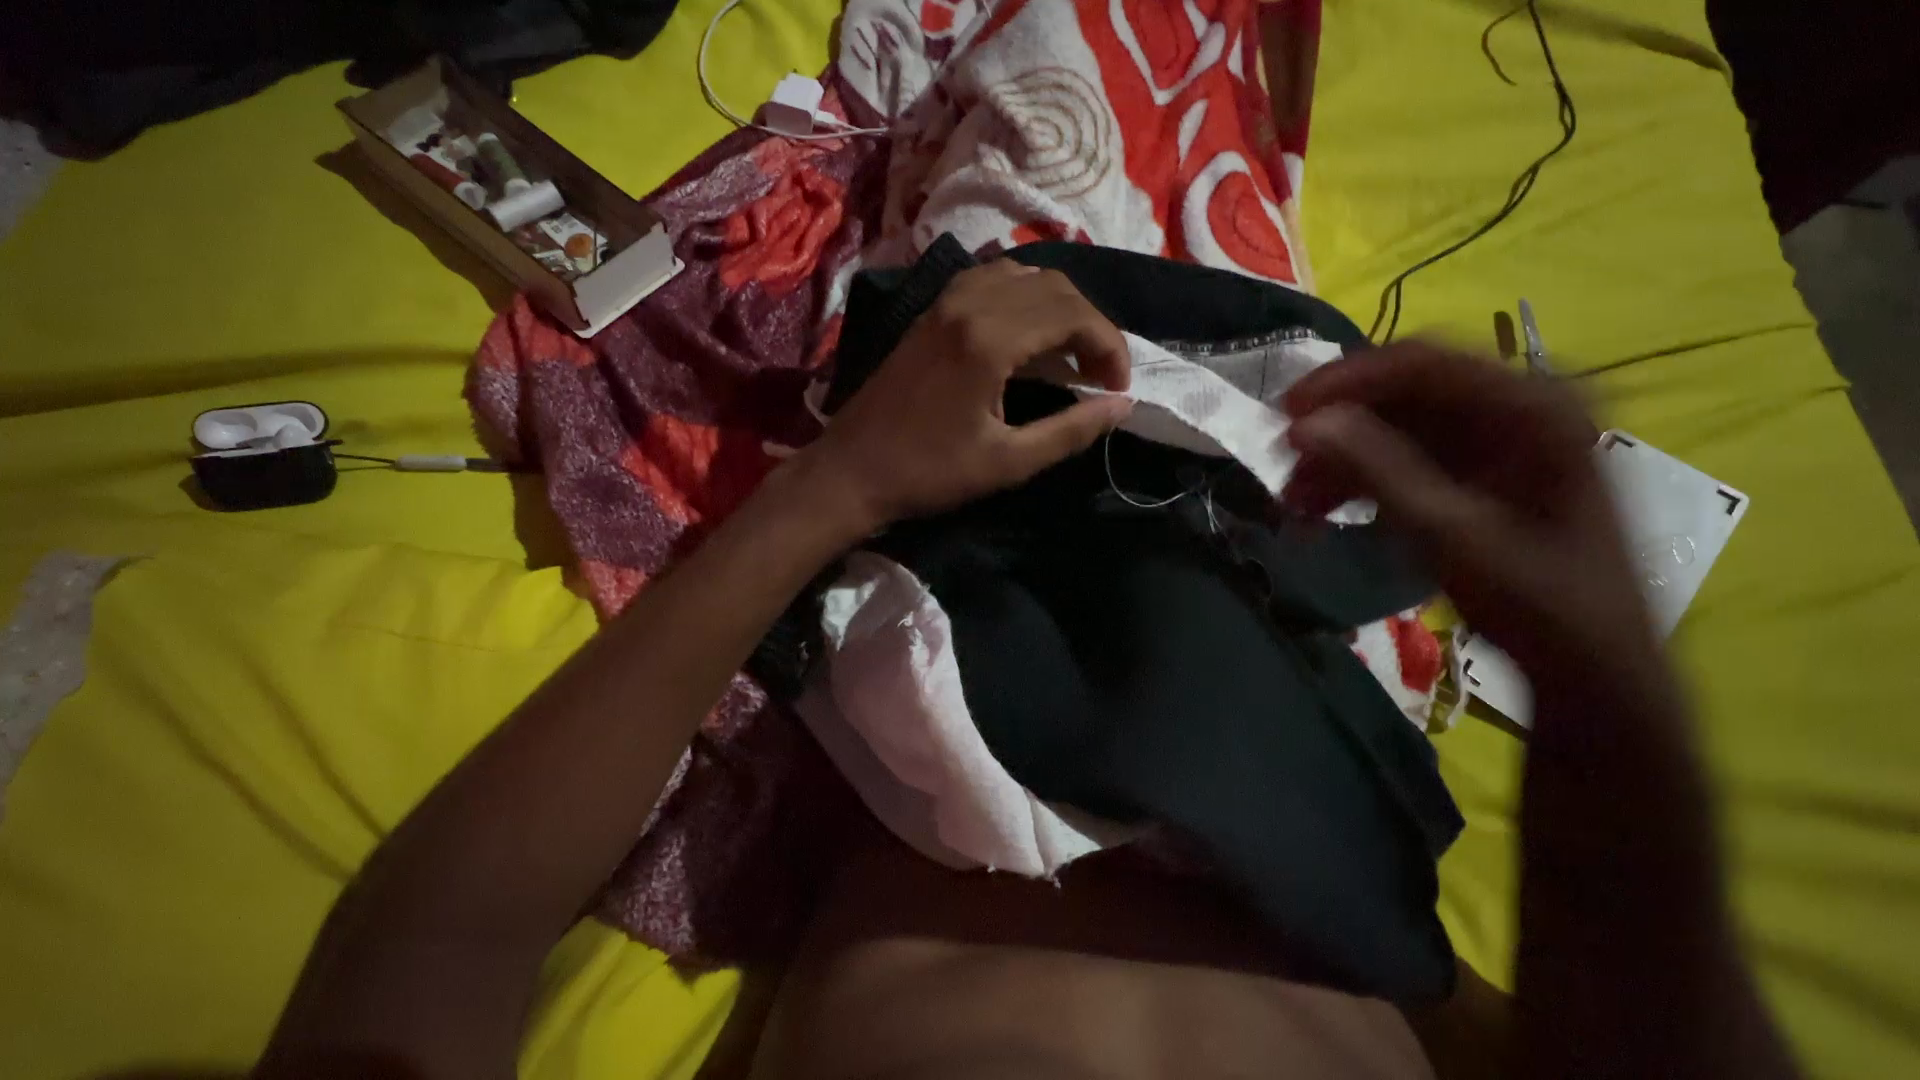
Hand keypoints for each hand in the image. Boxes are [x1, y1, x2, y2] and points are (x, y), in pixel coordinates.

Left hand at [800, 259, 1133, 529]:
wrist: (851, 471)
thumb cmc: (929, 474)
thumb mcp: (1008, 462)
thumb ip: (1070, 431)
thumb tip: (1122, 406)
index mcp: (989, 339)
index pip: (1074, 315)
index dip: (1109, 346)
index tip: (1118, 387)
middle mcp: (969, 304)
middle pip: (1055, 287)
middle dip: (1091, 326)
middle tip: (1100, 375)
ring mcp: (945, 301)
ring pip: (1024, 275)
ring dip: (1059, 306)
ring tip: (1069, 354)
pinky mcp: (931, 310)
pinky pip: (990, 279)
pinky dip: (1024, 296)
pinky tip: (1028, 334)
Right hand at [1280, 342, 1659, 683]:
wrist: (1593, 666)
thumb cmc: (1543, 602)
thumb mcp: (1455, 536)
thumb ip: (1379, 472)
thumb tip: (1304, 425)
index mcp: (1533, 404)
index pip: (1423, 363)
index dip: (1347, 381)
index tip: (1285, 414)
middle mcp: (1515, 407)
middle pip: (1404, 394)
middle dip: (1337, 428)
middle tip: (1284, 465)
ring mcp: (1495, 440)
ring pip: (1394, 427)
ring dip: (1340, 459)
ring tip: (1294, 503)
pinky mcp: (1475, 472)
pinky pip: (1402, 458)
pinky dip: (1359, 481)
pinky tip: (1321, 513)